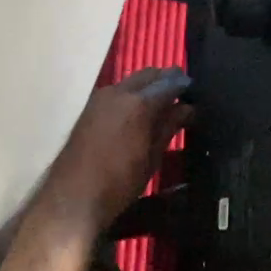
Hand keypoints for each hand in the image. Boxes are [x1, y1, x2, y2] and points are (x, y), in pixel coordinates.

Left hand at [33, 67, 191, 241]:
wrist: (73, 196)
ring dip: (148, 87)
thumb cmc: (120, 182)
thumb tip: (187, 108)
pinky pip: (117, 91)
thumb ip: (169, 126)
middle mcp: (119, 91)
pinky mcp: (89, 107)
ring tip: (161, 108)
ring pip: (131, 81)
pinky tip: (138, 114)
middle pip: (149, 74)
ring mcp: (101, 97)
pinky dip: (131, 95)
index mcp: (139, 103)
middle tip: (181, 99)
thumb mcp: (152, 156)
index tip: (196, 96)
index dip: (186, 86)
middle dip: (167, 80)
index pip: (171, 81)